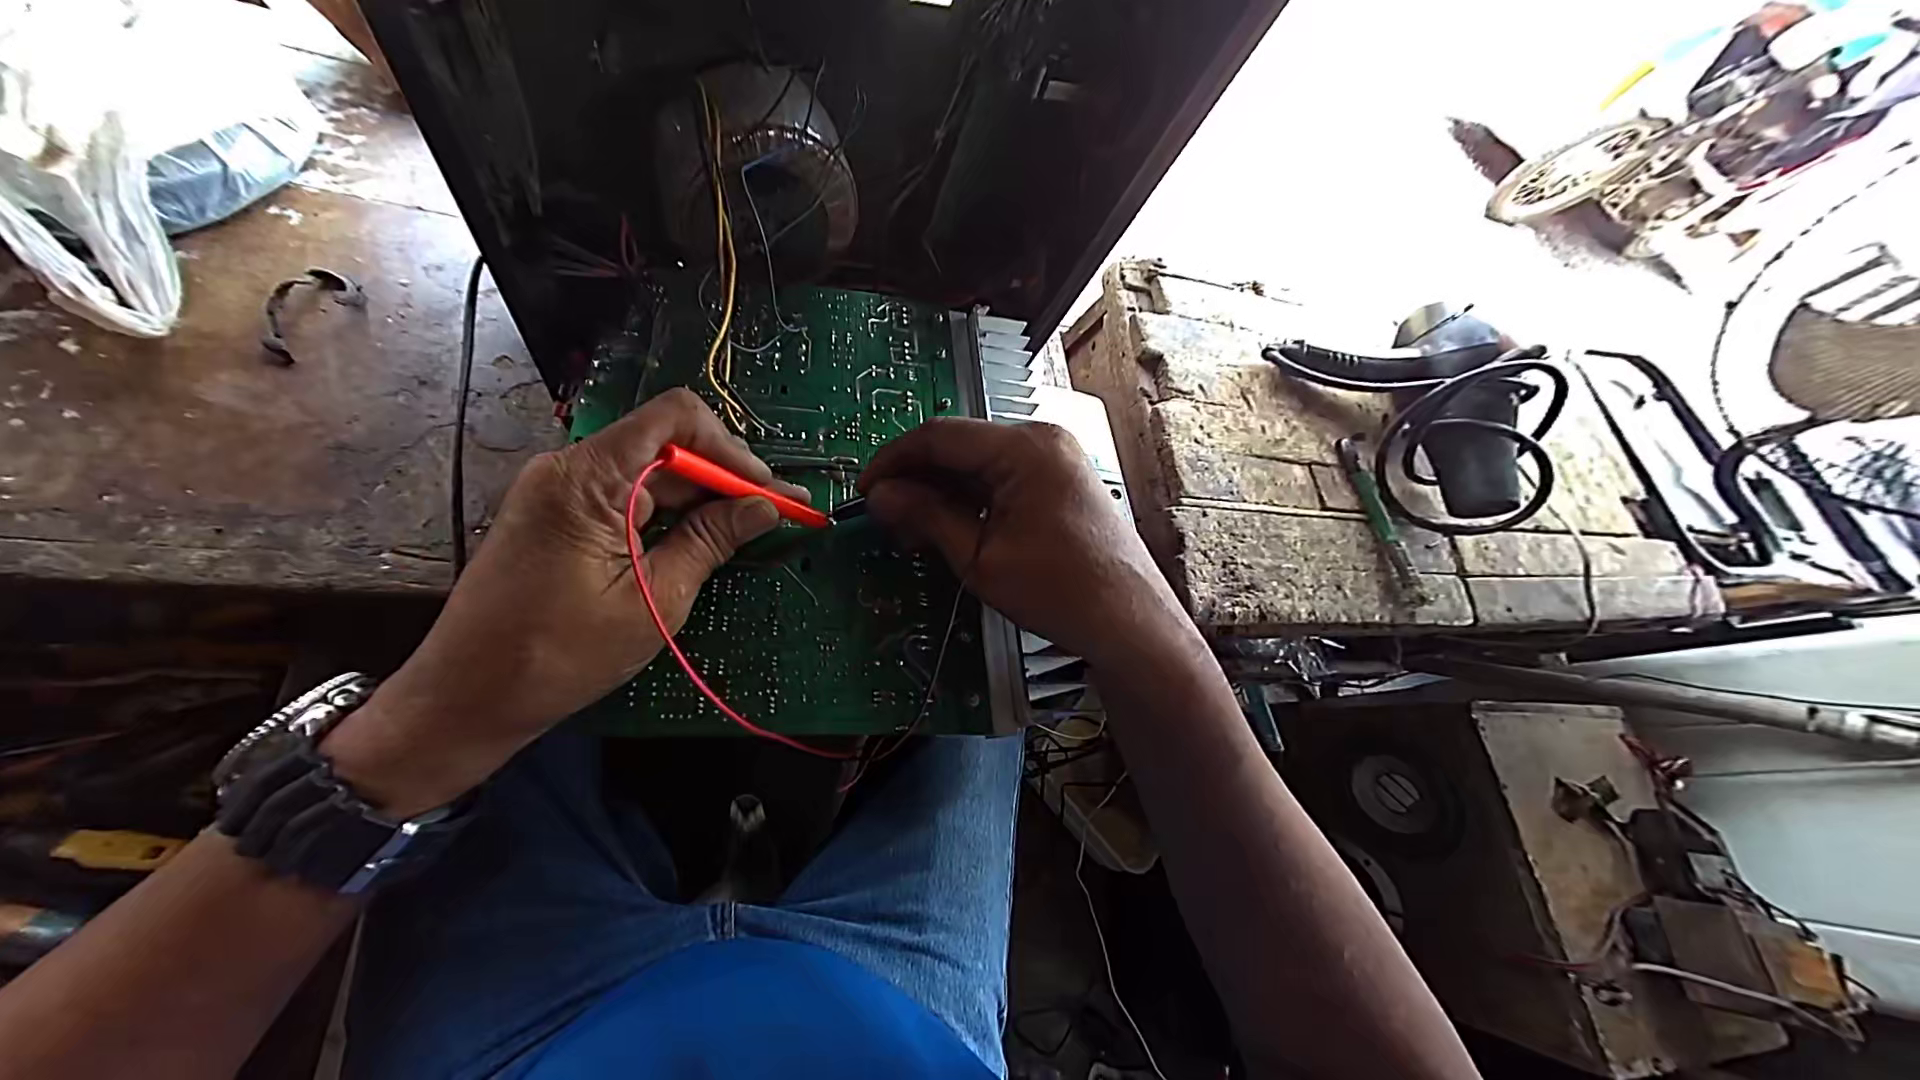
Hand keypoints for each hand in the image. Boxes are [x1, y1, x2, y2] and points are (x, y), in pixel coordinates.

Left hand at [324, 389, 804, 813]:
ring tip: (752, 528)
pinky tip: (705, 538)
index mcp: (587, 479)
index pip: (674, 419)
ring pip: (654, 474)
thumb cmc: (560, 655)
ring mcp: (563, 492)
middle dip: (727, 477)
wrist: (468, 699)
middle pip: (668, 446)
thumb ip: (711, 542)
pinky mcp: (563, 516)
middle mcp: (571, 469)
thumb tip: (765, 507)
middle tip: (777, 513)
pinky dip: (673, 516)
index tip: (766, 491)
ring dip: (704, 500)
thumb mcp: (654, 599)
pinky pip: (632, 498)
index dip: (730, 448)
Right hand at [858, 418, 1188, 666]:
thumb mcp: (980, 558)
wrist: (1129, 623)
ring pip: (979, 463)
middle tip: (888, 518)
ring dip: (943, 491)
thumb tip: (883, 496)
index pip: (939, 436)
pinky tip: (951, 526)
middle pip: (960, 447)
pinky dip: (972, 499)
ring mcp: (1055, 458)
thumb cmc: (1063, 593)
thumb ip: (927, 517)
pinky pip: (1002, 477)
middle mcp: (1042, 440)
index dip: (894, 461)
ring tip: (915, 530)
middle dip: (918, 479)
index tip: (867, 489)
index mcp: (1025, 448)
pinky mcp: (1060, 480)